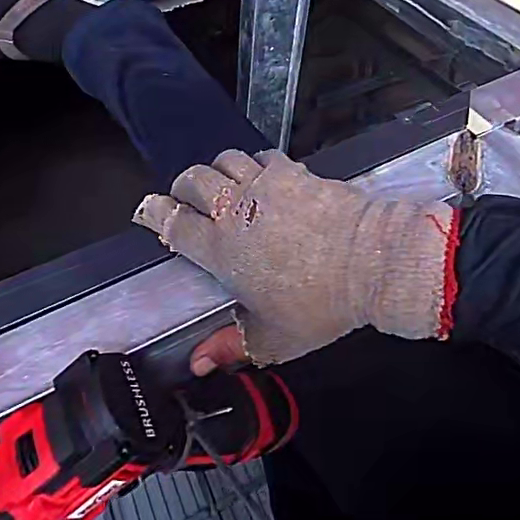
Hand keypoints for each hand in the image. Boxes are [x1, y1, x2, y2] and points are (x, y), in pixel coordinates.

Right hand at [133, 149, 455, 374]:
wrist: (371, 263)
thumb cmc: (319, 304)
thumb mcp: (272, 338)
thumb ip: (230, 347)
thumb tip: (198, 363)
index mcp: (220, 249)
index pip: (172, 221)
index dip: (153, 212)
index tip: (147, 211)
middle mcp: (234, 209)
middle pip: (192, 181)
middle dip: (182, 188)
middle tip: (187, 201)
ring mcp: (263, 185)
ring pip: (223, 160)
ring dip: (217, 172)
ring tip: (224, 187)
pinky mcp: (292, 171)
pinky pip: (261, 156)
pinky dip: (255, 165)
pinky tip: (263, 179)